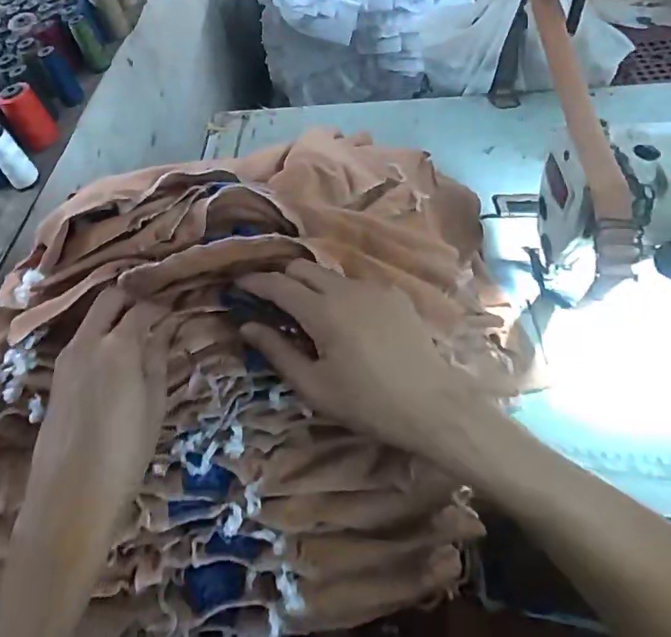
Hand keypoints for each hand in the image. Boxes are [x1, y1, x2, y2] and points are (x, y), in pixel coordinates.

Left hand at [30, 287, 169, 514]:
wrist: (69, 498)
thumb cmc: (125, 453)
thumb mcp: (155, 403)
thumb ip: (159, 357)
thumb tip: (166, 327)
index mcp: (118, 345)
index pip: (144, 307)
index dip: (164, 304)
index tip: (179, 306)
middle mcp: (88, 340)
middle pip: (111, 298)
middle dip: (134, 296)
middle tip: (157, 309)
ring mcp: (67, 356)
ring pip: (94, 316)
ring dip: (116, 313)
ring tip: (141, 329)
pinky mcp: (57, 374)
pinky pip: (83, 338)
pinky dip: (102, 332)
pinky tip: (119, 352)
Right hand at [237, 261, 492, 462]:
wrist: (432, 404)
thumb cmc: (367, 402)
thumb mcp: (314, 386)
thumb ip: (277, 351)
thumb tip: (248, 326)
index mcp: (322, 310)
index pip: (278, 283)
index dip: (254, 281)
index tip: (238, 285)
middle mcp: (346, 288)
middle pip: (302, 267)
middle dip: (281, 277)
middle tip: (269, 299)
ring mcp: (374, 287)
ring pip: (330, 274)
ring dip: (311, 284)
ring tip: (306, 312)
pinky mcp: (394, 294)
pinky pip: (356, 284)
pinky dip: (339, 293)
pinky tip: (345, 320)